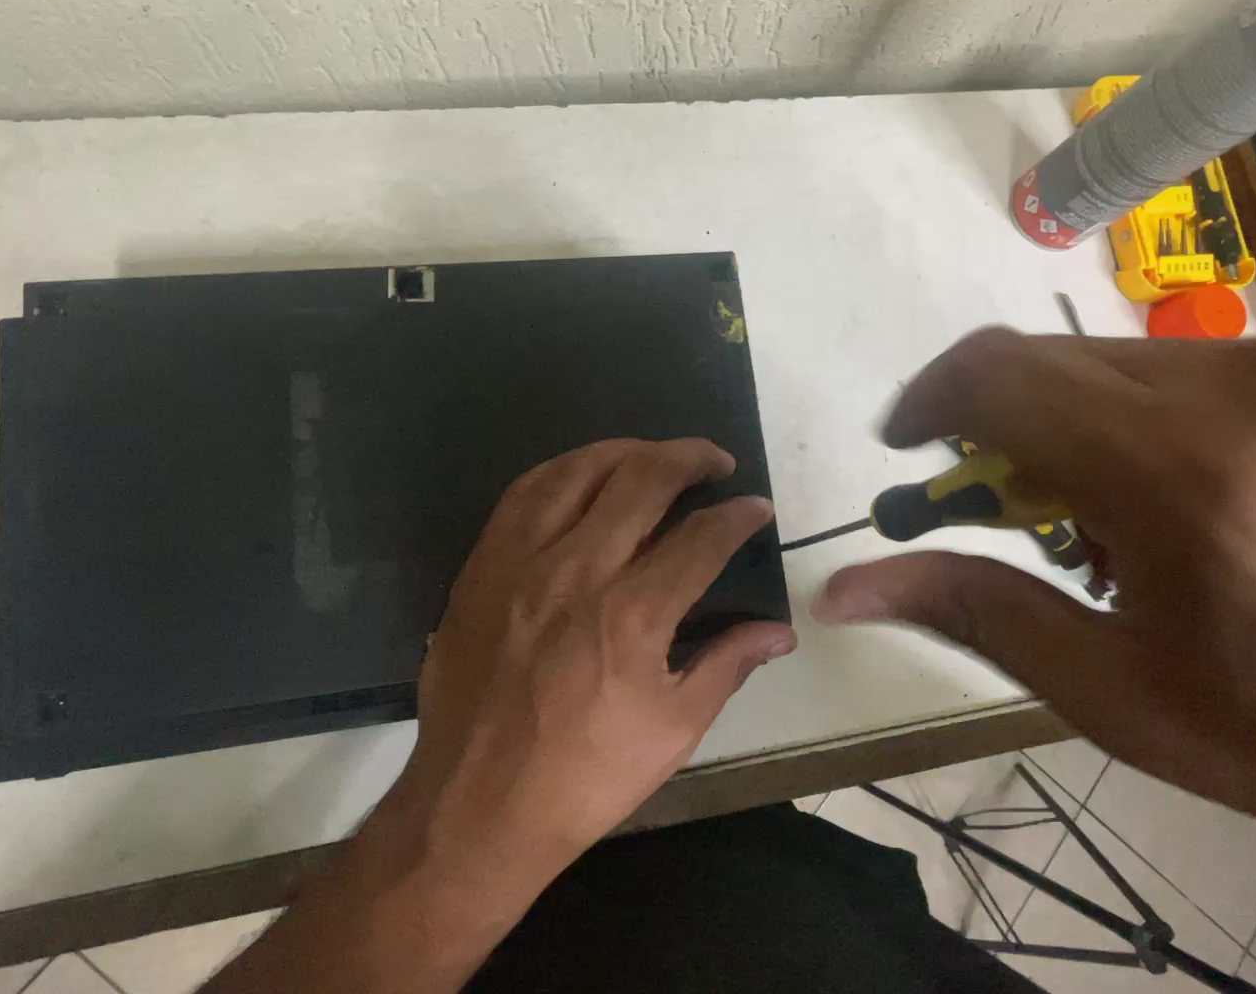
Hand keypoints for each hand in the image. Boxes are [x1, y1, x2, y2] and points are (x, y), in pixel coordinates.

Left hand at [209, 439, 792, 993]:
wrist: (476, 804)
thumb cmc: (584, 777)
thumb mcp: (673, 730)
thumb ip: (727, 664)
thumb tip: (779, 630)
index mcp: (630, 615)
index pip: (700, 537)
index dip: (737, 515)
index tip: (756, 508)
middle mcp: (575, 570)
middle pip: (641, 480)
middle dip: (689, 458)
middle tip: (714, 462)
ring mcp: (519, 562)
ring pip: (577, 471)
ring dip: (626, 451)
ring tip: (654, 457)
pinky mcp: (480, 566)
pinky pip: (523, 493)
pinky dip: (564, 471)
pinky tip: (584, 476)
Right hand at [816, 327, 1255, 939]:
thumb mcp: (1127, 698)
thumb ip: (975, 612)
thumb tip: (843, 588)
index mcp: (1187, 476)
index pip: (1001, 374)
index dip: (932, 398)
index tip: (916, 445)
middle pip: (1062, 362)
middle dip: (1014, 429)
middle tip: (1033, 518)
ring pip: (1142, 362)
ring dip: (1100, 427)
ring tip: (1150, 524)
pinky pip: (1229, 364)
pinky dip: (1184, 417)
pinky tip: (1240, 498)